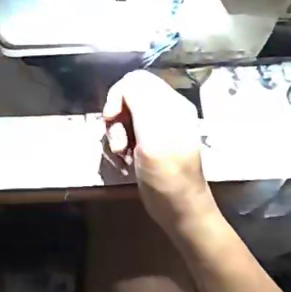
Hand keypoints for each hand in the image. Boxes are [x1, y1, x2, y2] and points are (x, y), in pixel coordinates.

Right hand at [102, 71, 223, 242]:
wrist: (180, 211)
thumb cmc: (167, 175)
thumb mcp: (153, 135)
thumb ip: (141, 101)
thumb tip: (126, 84)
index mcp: (171, 103)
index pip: (135, 80)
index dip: (117, 96)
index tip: (110, 118)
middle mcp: (165, 111)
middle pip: (127, 97)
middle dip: (116, 119)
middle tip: (118, 143)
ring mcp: (158, 128)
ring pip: (124, 117)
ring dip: (116, 134)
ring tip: (122, 155)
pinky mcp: (151, 145)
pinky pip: (128, 133)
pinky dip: (121, 145)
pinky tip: (125, 161)